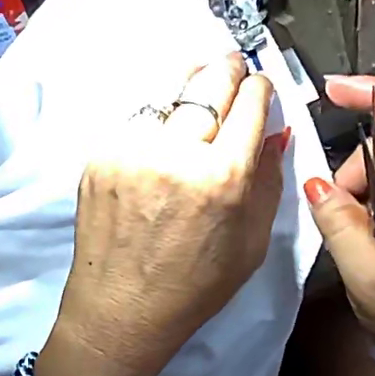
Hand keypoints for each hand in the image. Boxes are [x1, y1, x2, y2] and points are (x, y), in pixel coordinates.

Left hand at [43, 54, 290, 375]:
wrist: (121, 311)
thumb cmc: (193, 287)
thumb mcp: (251, 243)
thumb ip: (268, 181)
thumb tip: (275, 134)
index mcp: (222, 178)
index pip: (249, 103)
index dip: (260, 88)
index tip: (260, 87)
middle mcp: (175, 154)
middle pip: (208, 82)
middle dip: (227, 69)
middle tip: (232, 64)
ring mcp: (131, 152)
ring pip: (167, 94)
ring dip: (188, 88)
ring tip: (197, 90)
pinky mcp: (100, 158)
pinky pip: (137, 121)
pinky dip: (156, 118)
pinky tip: (163, 132)